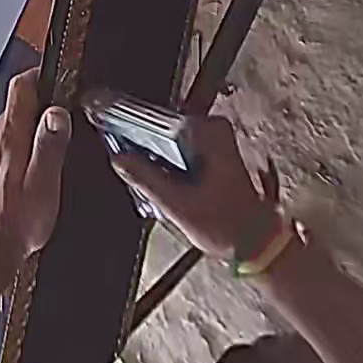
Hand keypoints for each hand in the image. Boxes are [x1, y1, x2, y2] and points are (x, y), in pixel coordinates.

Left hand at [0, 68, 71, 267]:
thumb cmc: (17, 222)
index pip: (21, 86)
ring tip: (62, 129)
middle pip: (20, 98)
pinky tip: (44, 153)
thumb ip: (49, 145)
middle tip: (71, 105)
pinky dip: (31, 134)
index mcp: (10, 136)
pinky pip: (14, 134)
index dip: (42, 73)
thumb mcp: (42, 184)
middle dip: (46, 96)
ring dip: (39, 116)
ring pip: (18, 116)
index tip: (61, 75)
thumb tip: (57, 112)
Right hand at [110, 116, 279, 260]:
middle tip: (123, 160)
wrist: (256, 245)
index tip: (107, 124)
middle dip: (139, 143)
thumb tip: (118, 158)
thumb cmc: (227, 224)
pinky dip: (161, 161)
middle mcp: (212, 129)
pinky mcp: (209, 151)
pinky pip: (173, 147)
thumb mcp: (177, 204)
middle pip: (158, 126)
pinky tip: (153, 178)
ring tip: (136, 172)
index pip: (156, 118)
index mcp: (208, 133)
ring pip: (164, 138)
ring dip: (149, 154)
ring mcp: (212, 139)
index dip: (129, 124)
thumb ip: (145, 178)